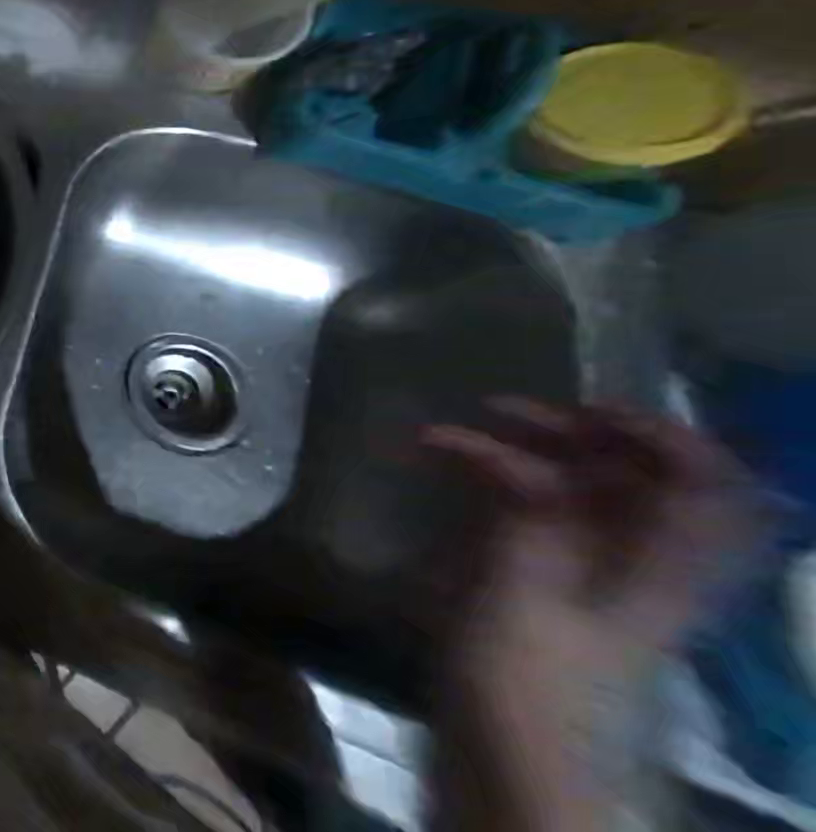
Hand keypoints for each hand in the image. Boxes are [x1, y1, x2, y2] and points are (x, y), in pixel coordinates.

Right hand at [423, 399, 752, 683]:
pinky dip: (505, 485)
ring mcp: (595, 576)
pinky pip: (543, 515)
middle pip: (642, 481)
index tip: (581, 406)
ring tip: (456, 438)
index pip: (705, 488)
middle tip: (498, 412)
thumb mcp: (520, 600)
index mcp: (659, 572)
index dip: (659, 436)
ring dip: (532, 455)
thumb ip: (530, 525)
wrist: (510, 756)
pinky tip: (456, 478)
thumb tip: (524, 458)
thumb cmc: (520, 683)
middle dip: (576, 434)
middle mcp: (641, 565)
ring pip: (587, 494)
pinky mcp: (551, 585)